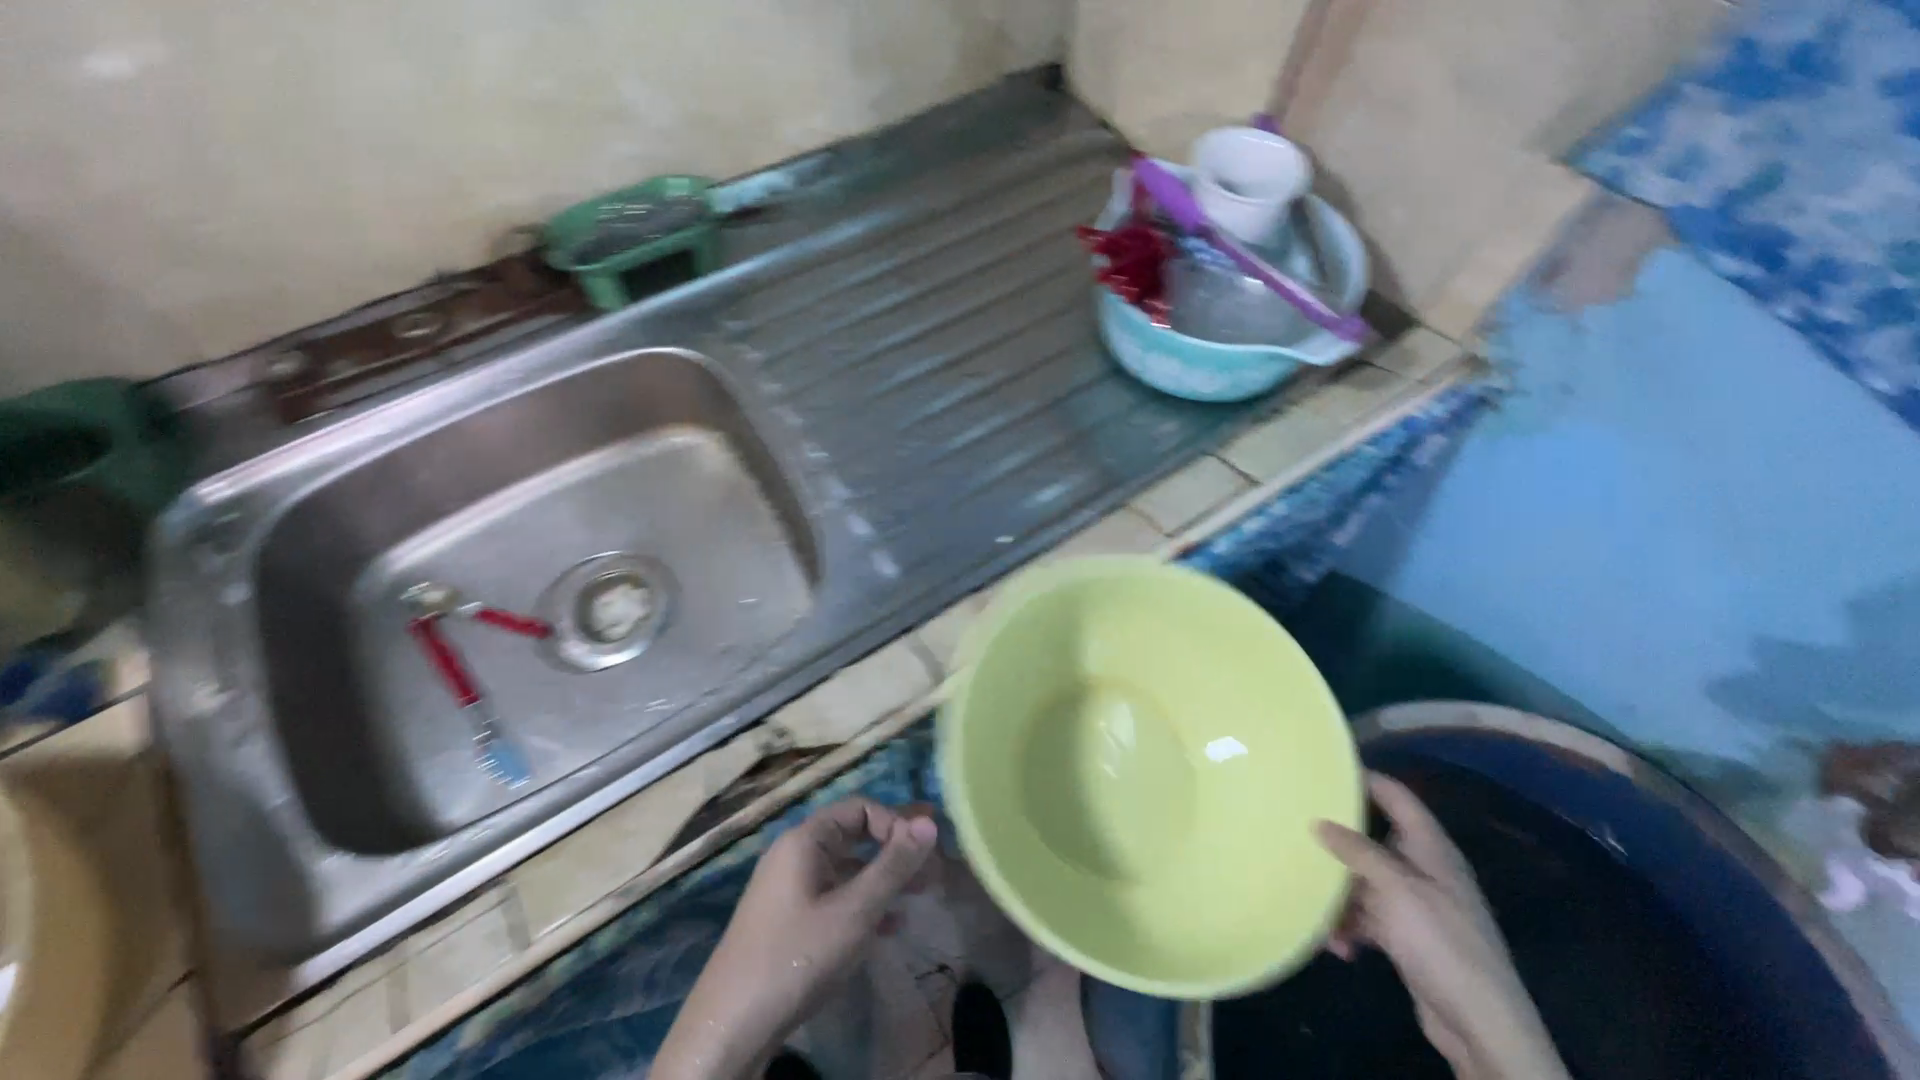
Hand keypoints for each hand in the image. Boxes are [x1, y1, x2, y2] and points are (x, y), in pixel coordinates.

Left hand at [652, 798, 937, 1079]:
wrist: (734, 1022)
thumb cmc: (797, 954)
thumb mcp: (854, 910)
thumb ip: (893, 865)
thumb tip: (929, 823)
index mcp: (805, 840)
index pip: (859, 808)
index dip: (895, 823)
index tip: (923, 853)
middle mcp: (795, 855)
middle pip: (854, 836)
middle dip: (896, 851)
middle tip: (935, 870)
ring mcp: (791, 889)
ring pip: (848, 869)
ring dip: (885, 879)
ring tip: (921, 896)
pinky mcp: (791, 919)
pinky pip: (836, 896)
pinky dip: (865, 903)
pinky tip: (891, 928)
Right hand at [1316, 773, 1570, 1079]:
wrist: (1479, 1021)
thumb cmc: (1441, 942)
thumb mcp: (1395, 889)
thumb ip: (1357, 851)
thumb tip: (1319, 821)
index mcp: (1430, 848)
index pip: (1395, 797)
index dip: (1364, 779)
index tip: (1322, 772)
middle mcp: (1423, 869)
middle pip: (1372, 840)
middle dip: (1337, 845)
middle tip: (1297, 836)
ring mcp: (1415, 904)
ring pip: (1364, 883)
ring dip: (1339, 897)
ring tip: (1314, 912)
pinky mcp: (1406, 936)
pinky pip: (1368, 918)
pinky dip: (1350, 927)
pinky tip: (1339, 947)